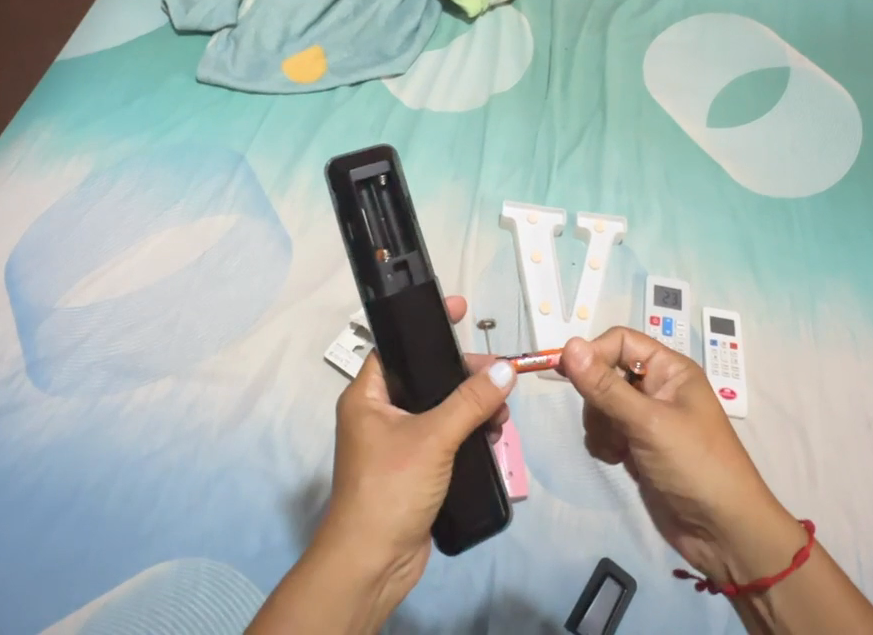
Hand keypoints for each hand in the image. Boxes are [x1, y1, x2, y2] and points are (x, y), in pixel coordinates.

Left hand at [297, 296, 514, 627]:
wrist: (373, 563)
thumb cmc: (389, 488)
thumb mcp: (433, 437)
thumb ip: (470, 401)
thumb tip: (504, 369)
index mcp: (367, 395)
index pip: (397, 346)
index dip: (429, 328)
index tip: (460, 310)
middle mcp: (380, 413)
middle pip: (427, 377)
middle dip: (464, 375)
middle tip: (497, 374)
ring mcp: (397, 443)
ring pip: (441, 408)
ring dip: (472, 406)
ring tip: (501, 413)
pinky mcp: (415, 469)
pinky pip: (446, 437)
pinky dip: (468, 433)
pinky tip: (492, 436)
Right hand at [558, 327, 803, 584]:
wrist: (722, 533)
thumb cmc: (694, 465)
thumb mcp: (647, 422)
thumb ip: (605, 386)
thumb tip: (568, 345)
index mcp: (670, 369)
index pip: (620, 341)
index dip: (595, 354)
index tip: (573, 377)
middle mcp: (658, 387)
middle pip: (606, 372)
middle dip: (597, 398)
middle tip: (607, 424)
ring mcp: (646, 418)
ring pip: (601, 403)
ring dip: (599, 425)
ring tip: (617, 448)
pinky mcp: (637, 446)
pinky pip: (604, 430)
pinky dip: (603, 443)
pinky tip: (616, 460)